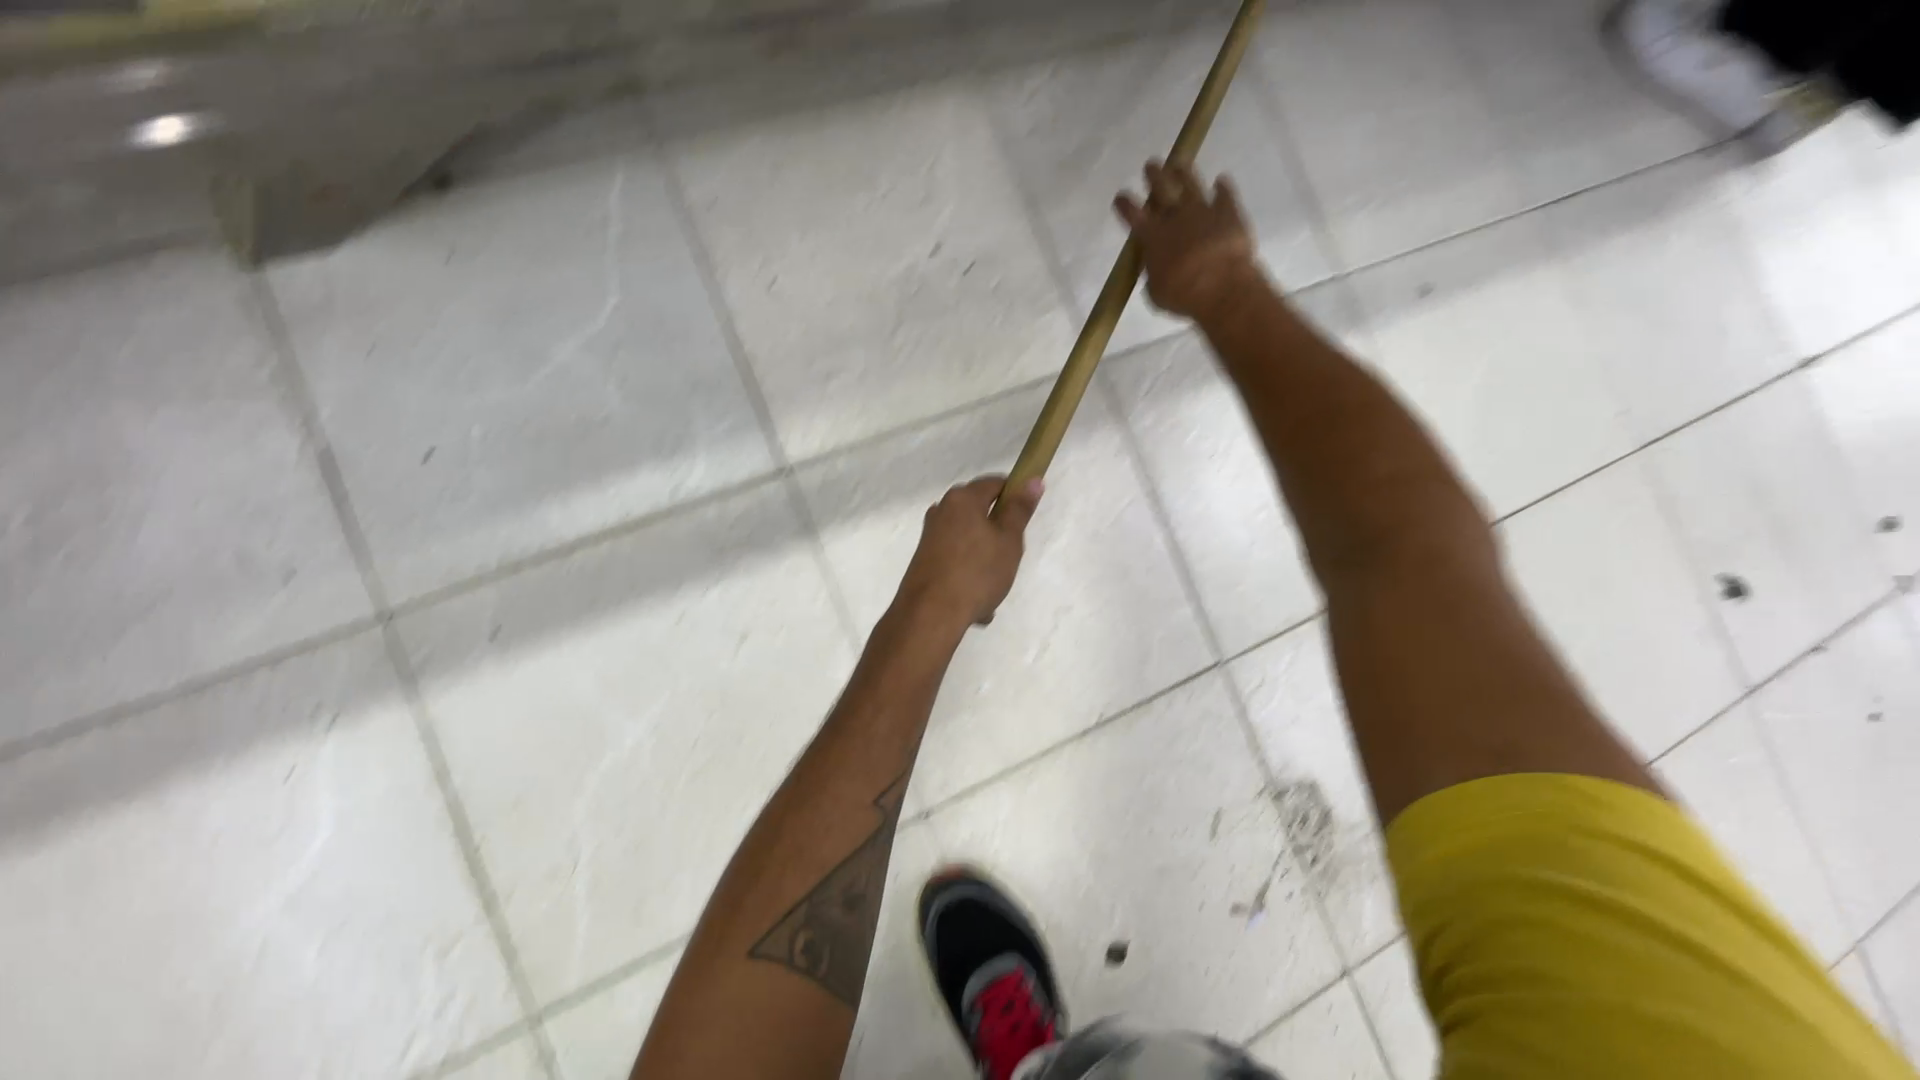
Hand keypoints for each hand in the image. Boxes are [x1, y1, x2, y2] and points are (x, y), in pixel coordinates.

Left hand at [897, 475, 1044, 627]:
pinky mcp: (924, 561)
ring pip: (971, 542)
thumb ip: (1020, 510)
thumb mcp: (1008, 540)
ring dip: (986, 562)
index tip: (1026, 519)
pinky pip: (957, 561)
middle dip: (1000, 535)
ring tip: (993, 590)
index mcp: (962, 499)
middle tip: (1011, 559)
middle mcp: (941, 511)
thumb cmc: (976, 573)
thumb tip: (1032, 480)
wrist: (930, 614)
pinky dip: (970, 576)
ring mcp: (930, 537)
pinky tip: (977, 604)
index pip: (995, 484)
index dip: (1015, 495)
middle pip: (980, 514)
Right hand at [1114, 160, 1261, 318]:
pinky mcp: (1229, 213)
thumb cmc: (1183, 296)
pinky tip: (1222, 180)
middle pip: (1161, 187)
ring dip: (1184, 172)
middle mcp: (1175, 217)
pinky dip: (1223, 187)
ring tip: (1180, 162)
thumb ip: (1154, 275)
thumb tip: (1156, 270)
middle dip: (1154, 175)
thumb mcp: (1156, 292)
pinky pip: (1226, 195)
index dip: (1124, 204)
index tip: (1120, 196)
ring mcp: (1203, 211)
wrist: (1223, 287)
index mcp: (1152, 236)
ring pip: (1191, 183)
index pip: (1132, 213)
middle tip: (1151, 164)